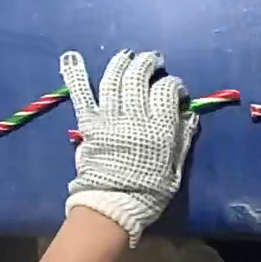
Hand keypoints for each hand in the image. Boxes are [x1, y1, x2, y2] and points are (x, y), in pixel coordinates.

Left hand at [61, 50, 195, 245]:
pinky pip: (81, 94)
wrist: (112, 205)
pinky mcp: (89, 124)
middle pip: (139, 78)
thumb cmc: (147, 191)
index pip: (166, 91)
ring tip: (127, 56)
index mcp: (159, 128)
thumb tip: (189, 114)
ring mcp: (109, 118)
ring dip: (121, 63)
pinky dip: (76, 74)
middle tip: (152, 60)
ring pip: (113, 80)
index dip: (173, 85)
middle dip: (148, 63)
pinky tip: (71, 56)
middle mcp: (134, 117)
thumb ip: (182, 139)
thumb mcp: (175, 169)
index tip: (175, 89)